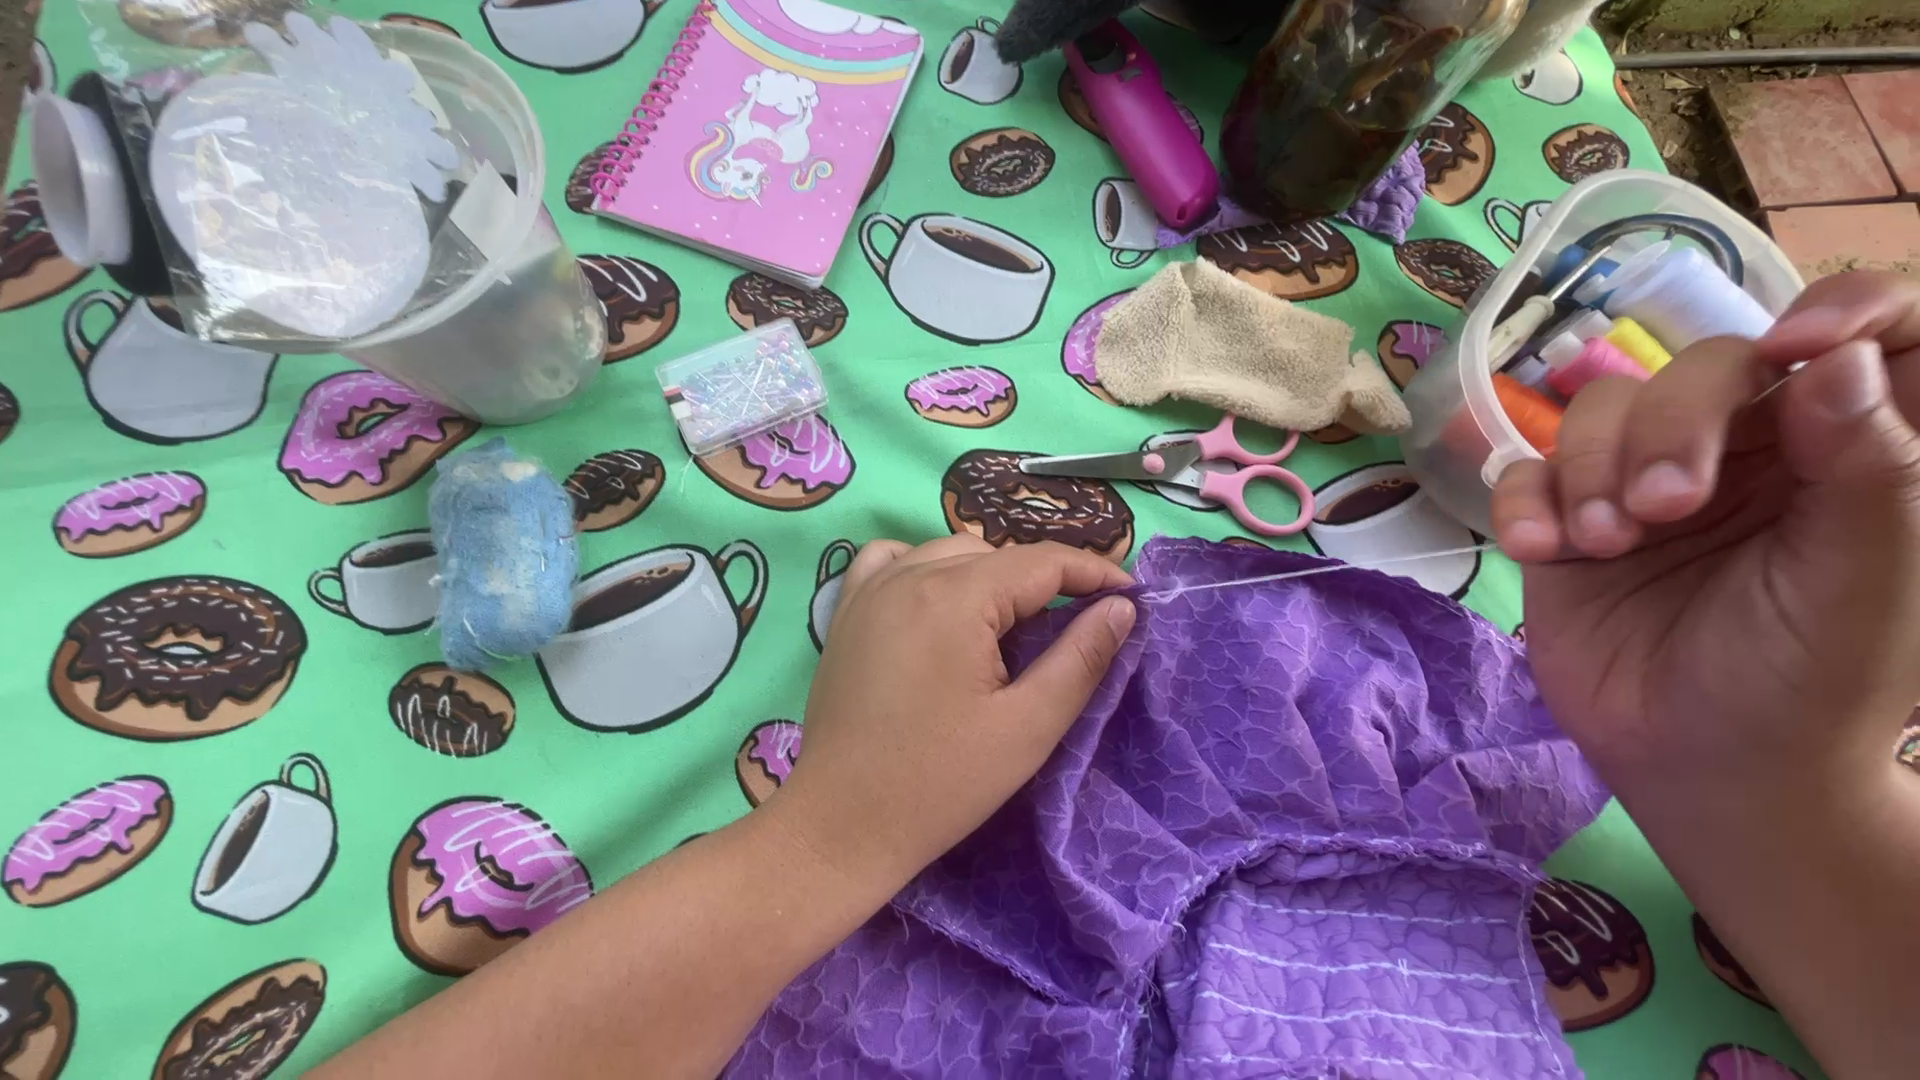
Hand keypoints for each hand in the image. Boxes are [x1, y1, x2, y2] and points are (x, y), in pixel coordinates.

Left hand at [763, 536, 1136, 888]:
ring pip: (950, 552)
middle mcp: (910, 575)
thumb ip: (1080, 659)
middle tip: (1075, 626)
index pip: (1042, 561)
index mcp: (956, 598)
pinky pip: (894, 559)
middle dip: (1046, 580)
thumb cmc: (940, 783)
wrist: (841, 823)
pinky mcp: (846, 610)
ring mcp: (871, 589)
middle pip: (998, 555)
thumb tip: (1121, 607)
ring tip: (1012, 624)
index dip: (1093, 572)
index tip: (1129, 596)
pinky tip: (939, 601)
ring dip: (991, 574)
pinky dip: (927, 566)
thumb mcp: (1027, 727)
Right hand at [1491, 271, 1919, 804]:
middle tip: (1664, 509)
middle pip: (1699, 370)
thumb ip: (1866, 472)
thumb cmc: (1804, 681)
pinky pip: (1524, 473)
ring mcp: (1637, 483)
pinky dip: (1522, 502)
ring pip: (1598, 412)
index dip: (1843, 310)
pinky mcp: (1560, 518)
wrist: (1692, 761)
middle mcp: (1740, 452)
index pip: (1866, 342)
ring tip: (1602, 544)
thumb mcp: (1860, 584)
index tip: (1799, 345)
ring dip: (1589, 470)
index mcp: (1841, 456)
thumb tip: (1839, 360)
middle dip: (1670, 428)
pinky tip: (1536, 549)